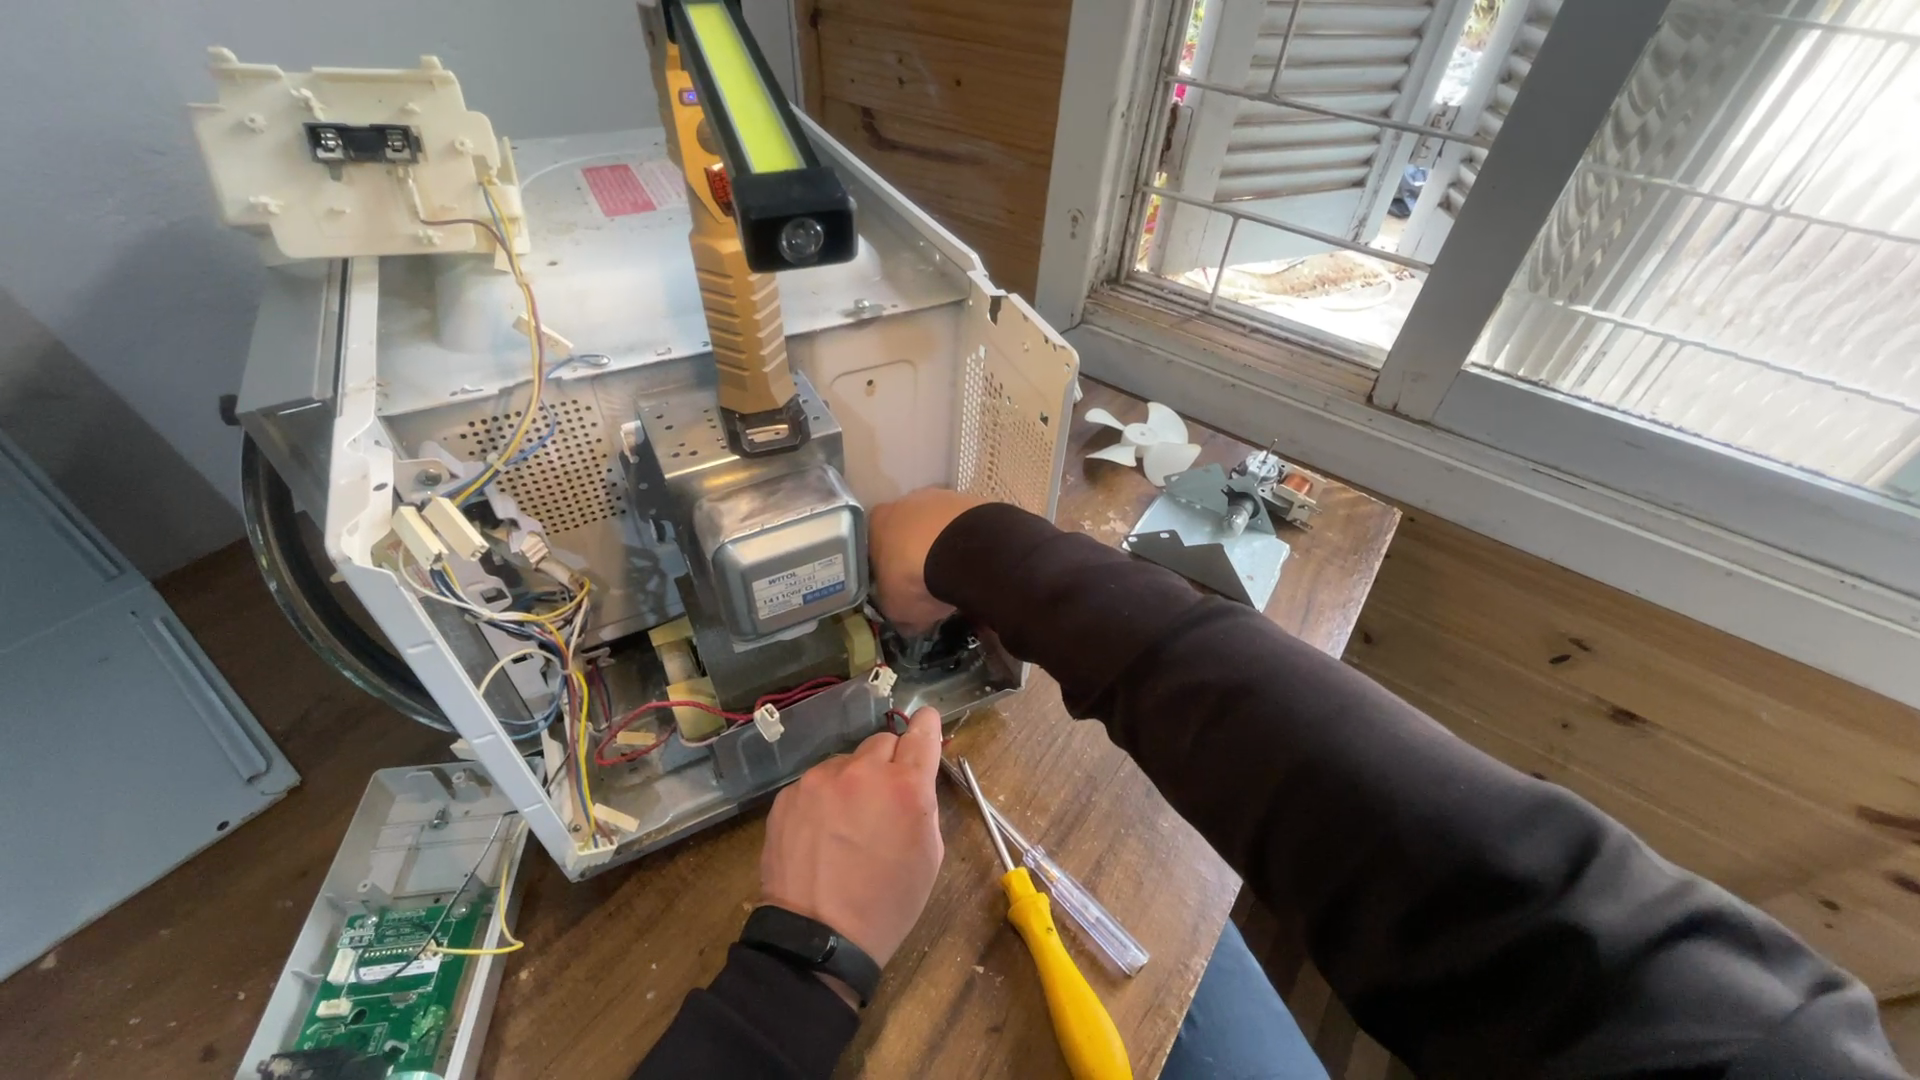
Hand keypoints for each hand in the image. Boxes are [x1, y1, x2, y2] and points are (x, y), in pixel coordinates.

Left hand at [758, 706, 946, 1005]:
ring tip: (848, 821)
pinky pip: (816, 782)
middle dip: (889, 762)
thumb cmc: (886, 904)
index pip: (922, 732)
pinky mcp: (788, 794)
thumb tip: (917, 778)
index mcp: (905, 786)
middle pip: (883, 741)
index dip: (927, 727)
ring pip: (847, 761)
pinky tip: (822, 831)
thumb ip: (925, 804)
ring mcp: (820, 780)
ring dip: (855, 779)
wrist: (817, 940)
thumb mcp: (929, 855)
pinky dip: (825, 797)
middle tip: (886, 796)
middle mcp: (862, 772)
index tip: (926, 727)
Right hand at [869, 488, 986, 635]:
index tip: (898, 586)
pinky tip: (974, 562)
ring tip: (957, 573)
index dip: (886, 568)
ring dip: (944, 546)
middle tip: (929, 581)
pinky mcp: (969, 499)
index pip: (874, 546)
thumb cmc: (915, 578)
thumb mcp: (898, 608)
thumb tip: (907, 624)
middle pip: (907, 531)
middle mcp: (903, 503)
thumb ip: (898, 612)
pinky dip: (966, 542)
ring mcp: (938, 497)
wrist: (963, 551)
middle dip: (917, 553)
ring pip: (937, 526)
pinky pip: (964, 526)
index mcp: (876, 524)